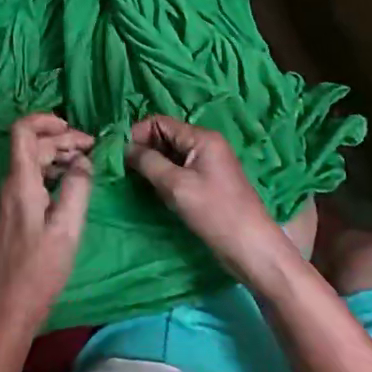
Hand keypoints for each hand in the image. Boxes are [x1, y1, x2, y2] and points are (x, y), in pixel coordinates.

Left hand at [0, 113, 94, 328]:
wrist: (10, 305)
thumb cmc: (40, 268)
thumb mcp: (67, 227)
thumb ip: (78, 187)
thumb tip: (84, 161)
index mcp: (20, 181)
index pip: (22, 131)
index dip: (45, 120)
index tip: (73, 127)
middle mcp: (10, 183)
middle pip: (32, 145)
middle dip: (63, 141)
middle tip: (93, 150)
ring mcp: (9, 198)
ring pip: (33, 161)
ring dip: (59, 156)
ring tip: (87, 165)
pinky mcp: (14, 211)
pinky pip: (32, 178)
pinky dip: (53, 172)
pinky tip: (72, 184)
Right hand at [128, 115, 299, 286]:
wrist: (252, 248)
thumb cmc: (215, 213)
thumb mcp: (177, 186)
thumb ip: (148, 162)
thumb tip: (124, 148)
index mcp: (202, 137)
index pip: (159, 122)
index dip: (137, 135)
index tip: (119, 156)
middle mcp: (205, 144)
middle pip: (165, 136)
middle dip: (143, 150)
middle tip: (124, 172)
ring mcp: (208, 163)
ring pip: (170, 154)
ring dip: (153, 165)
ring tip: (137, 183)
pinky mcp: (208, 182)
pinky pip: (179, 170)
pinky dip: (165, 177)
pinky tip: (155, 192)